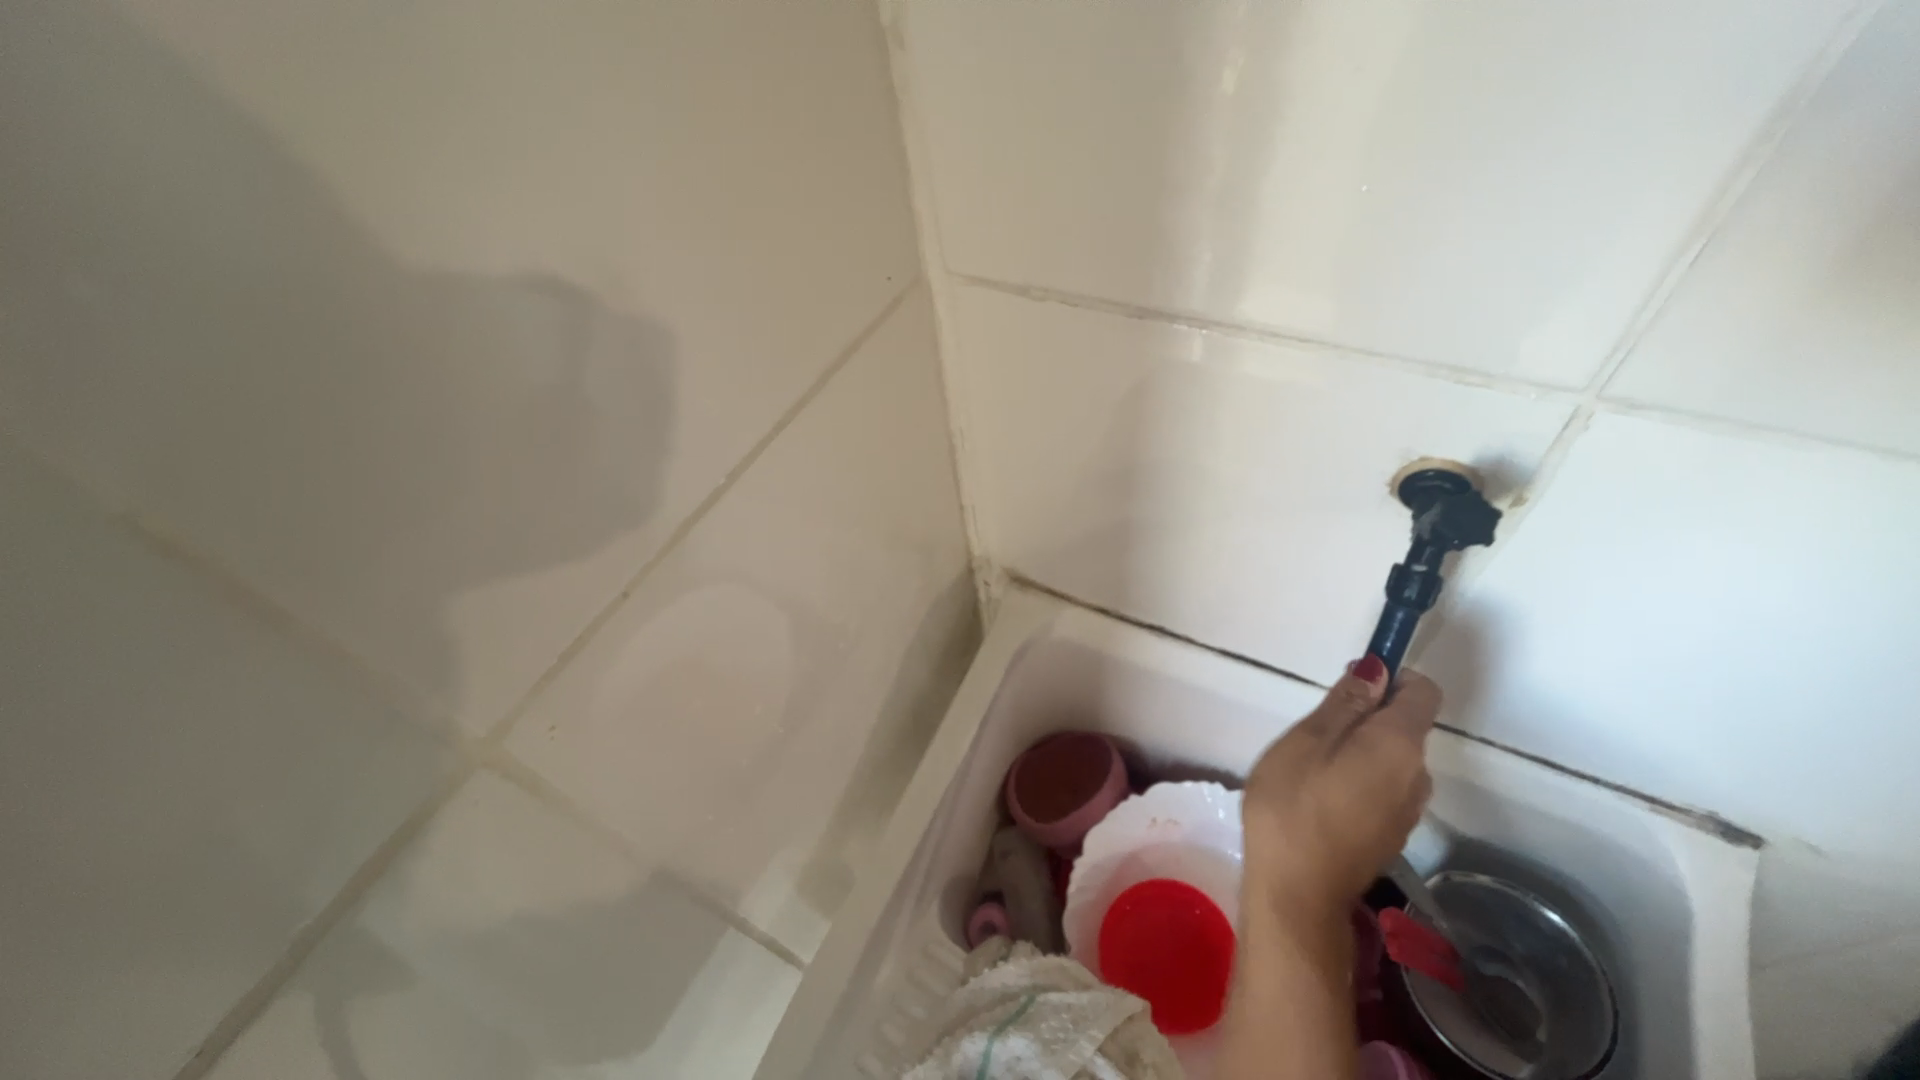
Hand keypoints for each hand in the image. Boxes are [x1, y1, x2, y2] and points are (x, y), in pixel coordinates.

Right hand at [1241, 657, 1439, 925]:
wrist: (1297, 892)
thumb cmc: (1292, 806)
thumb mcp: (1306, 741)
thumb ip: (1345, 703)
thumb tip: (1378, 669)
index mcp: (1399, 745)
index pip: (1424, 692)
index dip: (1393, 677)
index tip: (1351, 683)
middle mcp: (1417, 775)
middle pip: (1406, 727)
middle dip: (1368, 717)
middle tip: (1315, 730)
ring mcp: (1408, 810)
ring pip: (1392, 760)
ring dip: (1362, 751)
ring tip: (1312, 768)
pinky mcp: (1392, 835)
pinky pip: (1384, 789)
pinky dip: (1361, 780)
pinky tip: (1321, 799)